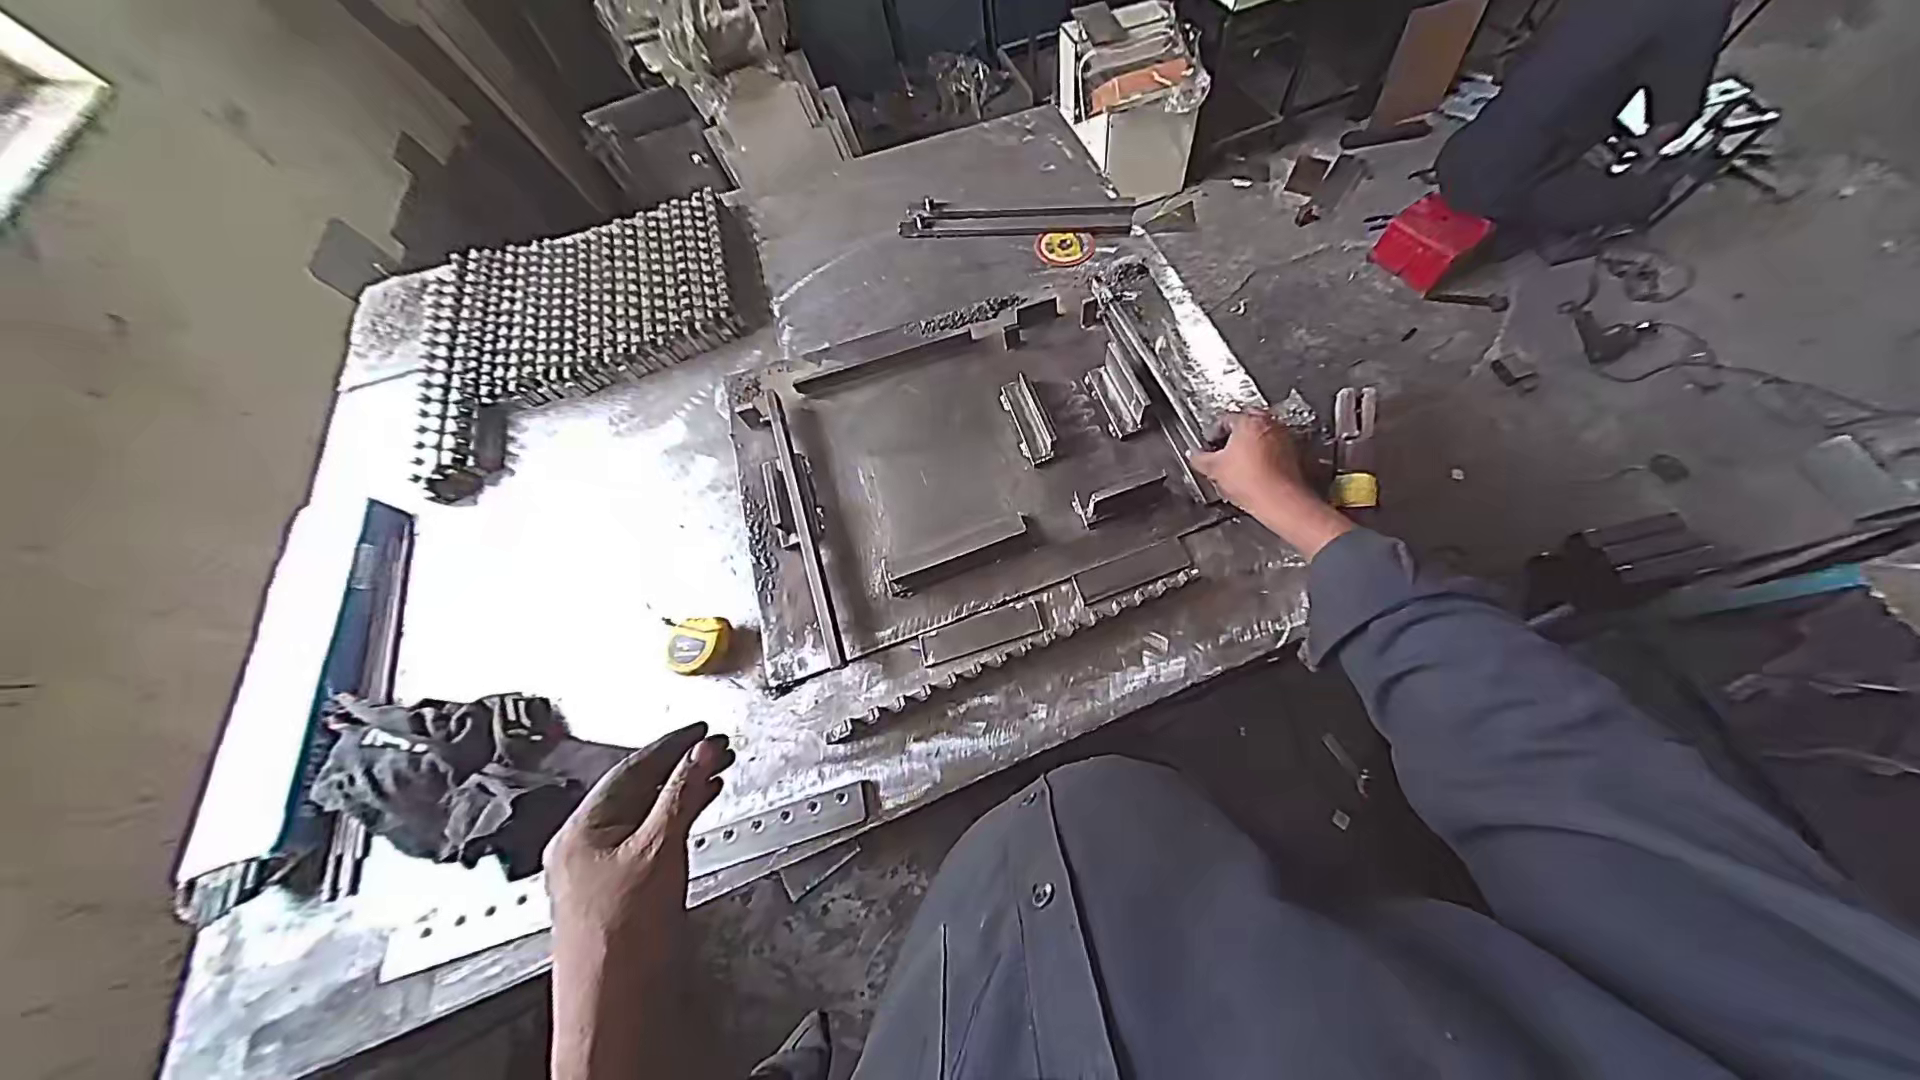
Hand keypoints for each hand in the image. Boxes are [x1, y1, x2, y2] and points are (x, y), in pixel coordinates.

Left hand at [545, 722, 733, 1079]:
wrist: (616, 1005)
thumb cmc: (622, 936)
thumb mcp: (659, 849)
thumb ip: (683, 793)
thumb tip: (701, 750)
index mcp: (580, 831)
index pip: (631, 769)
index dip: (671, 744)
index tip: (700, 729)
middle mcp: (586, 845)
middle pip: (639, 787)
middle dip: (682, 764)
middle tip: (714, 745)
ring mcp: (602, 866)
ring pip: (648, 809)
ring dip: (684, 787)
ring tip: (716, 768)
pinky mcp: (622, 884)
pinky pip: (653, 831)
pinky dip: (680, 813)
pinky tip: (700, 805)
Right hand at [1190, 411, 1354, 559]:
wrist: (1280, 501)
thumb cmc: (1251, 481)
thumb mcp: (1214, 469)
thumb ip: (1199, 458)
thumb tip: (1194, 456)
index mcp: (1248, 421)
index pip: (1224, 419)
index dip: (1212, 434)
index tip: (1207, 445)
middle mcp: (1270, 424)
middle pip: (1245, 425)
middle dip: (1231, 438)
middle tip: (1221, 453)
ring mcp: (1284, 438)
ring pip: (1260, 437)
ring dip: (1248, 447)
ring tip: (1236, 465)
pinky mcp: (1293, 453)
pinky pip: (1272, 449)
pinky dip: (1262, 456)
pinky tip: (1252, 472)